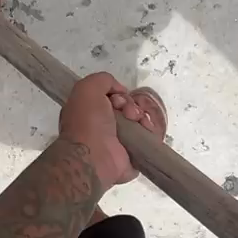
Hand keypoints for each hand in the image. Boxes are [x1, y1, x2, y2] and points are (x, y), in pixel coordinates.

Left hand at [58, 73, 149, 188]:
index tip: (116, 99)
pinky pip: (150, 137)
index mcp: (91, 113)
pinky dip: (151, 130)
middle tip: (127, 113)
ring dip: (142, 116)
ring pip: (141, 121)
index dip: (118, 95)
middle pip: (129, 108)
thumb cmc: (87, 122)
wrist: (94, 156)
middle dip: (131, 105)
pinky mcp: (136, 155)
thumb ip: (103, 80)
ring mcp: (121, 142)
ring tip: (135, 121)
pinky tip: (145, 130)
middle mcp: (105, 127)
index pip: (112, 99)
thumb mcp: (86, 89)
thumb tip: (120, 91)